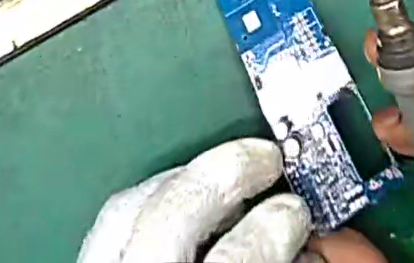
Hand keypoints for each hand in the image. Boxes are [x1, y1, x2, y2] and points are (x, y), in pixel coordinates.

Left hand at [77, 138, 387, 262]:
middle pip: (170, 219)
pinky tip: (182, 197)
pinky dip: (151, 200)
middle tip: (267, 161)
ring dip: (186, 176)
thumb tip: (303, 259)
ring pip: (128, 211)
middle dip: (225, 174)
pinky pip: (111, 229)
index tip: (297, 212)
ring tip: (228, 170)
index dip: (270, 229)